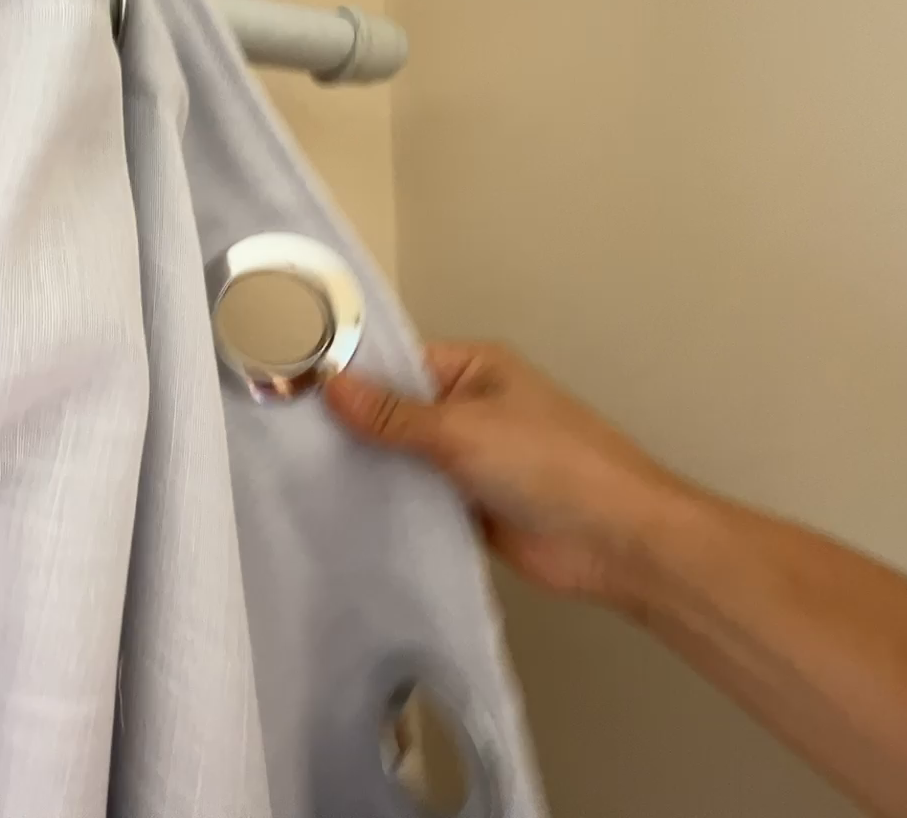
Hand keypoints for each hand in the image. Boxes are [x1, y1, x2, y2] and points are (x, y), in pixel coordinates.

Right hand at [324, 343, 699, 610]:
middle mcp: (461, 404)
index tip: (293, 390)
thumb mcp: (461, 429)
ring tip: (297, 465)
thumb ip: (390, 413)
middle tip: (285, 433)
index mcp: (470, 369)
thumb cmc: (550, 466)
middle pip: (387, 406)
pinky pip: (406, 485)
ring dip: (362, 458)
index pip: (391, 361)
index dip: (346, 374)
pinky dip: (380, 491)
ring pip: (394, 448)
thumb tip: (326, 384)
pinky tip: (334, 497)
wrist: (621, 547)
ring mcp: (459, 452)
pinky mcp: (457, 495)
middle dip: (347, 420)